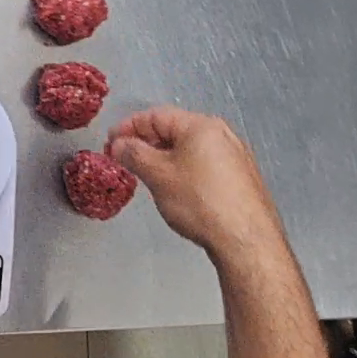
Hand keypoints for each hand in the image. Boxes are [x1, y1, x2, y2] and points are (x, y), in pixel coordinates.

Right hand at [107, 107, 289, 272]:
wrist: (246, 241)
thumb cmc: (200, 202)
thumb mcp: (157, 175)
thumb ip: (133, 154)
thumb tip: (118, 144)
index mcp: (201, 126)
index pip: (155, 115)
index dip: (128, 127)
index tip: (110, 142)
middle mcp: (222, 134)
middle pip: (173, 130)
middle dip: (145, 143)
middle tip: (123, 159)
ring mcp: (235, 156)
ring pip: (188, 149)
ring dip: (162, 158)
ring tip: (145, 175)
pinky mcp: (241, 178)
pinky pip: (203, 164)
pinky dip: (182, 169)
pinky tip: (174, 189)